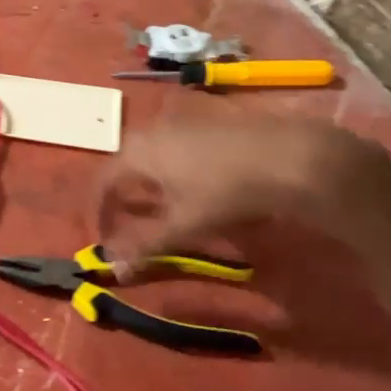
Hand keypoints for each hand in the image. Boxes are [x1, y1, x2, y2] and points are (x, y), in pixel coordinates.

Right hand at [96, 114, 390, 274]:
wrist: (292, 155)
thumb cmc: (226, 191)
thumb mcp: (183, 225)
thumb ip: (145, 246)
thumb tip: (113, 268)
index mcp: (137, 153)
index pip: (102, 182)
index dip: (99, 212)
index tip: (105, 238)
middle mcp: (154, 131)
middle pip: (126, 165)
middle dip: (124, 197)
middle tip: (131, 224)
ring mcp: (185, 123)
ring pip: (154, 155)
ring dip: (151, 183)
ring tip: (166, 210)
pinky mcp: (213, 122)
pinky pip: (180, 148)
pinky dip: (177, 171)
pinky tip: (200, 188)